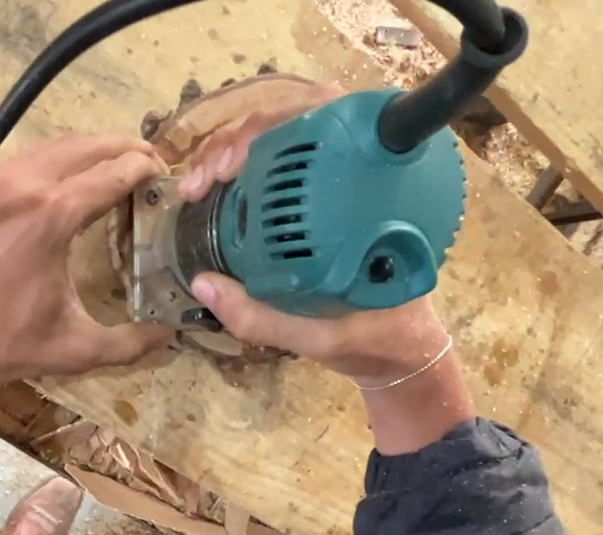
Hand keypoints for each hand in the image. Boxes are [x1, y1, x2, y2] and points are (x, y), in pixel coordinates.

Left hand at [0, 134, 176, 424]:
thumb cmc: (4, 347)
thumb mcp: (76, 349)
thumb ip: (132, 342)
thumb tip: (172, 335)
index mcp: (54, 214)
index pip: (115, 170)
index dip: (147, 169)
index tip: (169, 178)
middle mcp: (26, 184)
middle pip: (89, 145)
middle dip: (125, 149)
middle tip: (151, 167)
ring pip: (57, 145)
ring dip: (92, 151)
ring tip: (117, 170)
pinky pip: (29, 159)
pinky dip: (59, 161)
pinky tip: (71, 185)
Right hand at [176, 83, 471, 453]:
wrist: (403, 346)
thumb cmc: (372, 340)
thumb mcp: (316, 338)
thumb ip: (260, 318)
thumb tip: (202, 284)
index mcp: (372, 201)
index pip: (318, 130)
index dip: (262, 136)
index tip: (224, 169)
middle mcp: (361, 178)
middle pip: (293, 121)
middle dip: (234, 142)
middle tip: (199, 181)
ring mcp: (342, 186)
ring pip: (286, 138)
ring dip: (235, 150)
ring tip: (201, 182)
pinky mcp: (326, 203)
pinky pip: (286, 168)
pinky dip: (246, 168)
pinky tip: (220, 187)